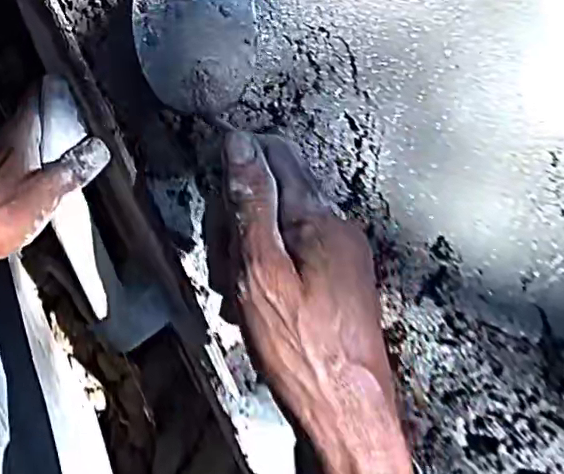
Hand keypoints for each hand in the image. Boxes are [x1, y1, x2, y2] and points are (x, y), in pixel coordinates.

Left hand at [0, 82, 111, 268]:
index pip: (33, 98)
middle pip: (27, 116)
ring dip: (37, 138)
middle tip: (71, 119)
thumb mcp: (44, 195)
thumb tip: (96, 151)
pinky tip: (37, 173)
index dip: (51, 89)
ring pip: (19, 136)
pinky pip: (11, 156)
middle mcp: (0, 140)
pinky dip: (27, 157)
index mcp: (16, 136)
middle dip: (48, 115)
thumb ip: (70, 171)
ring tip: (60, 146)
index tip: (67, 87)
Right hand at [226, 132, 411, 473]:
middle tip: (224, 256)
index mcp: (320, 217)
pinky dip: (264, 264)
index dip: (238, 158)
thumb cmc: (301, 351)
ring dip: (246, 243)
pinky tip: (253, 298)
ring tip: (237, 287)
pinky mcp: (337, 277)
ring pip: (276, 219)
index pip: (275, 150)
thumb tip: (240, 143)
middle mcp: (336, 226)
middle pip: (273, 185)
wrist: (348, 420)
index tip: (215, 193)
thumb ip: (250, 202)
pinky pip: (289, 248)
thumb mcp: (260, 269)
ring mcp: (339, 252)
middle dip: (238, 212)